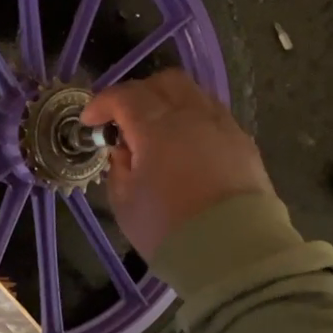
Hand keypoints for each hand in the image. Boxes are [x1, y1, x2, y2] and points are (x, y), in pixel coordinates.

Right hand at [80, 71, 271, 260]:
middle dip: (138, 94)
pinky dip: (192, 120)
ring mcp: (223, 126)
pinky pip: (213, 115)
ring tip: (156, 131)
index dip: (102, 104)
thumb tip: (123, 150)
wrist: (233, 250)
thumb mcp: (125, 203)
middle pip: (163, 82)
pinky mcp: (243, 143)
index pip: (125, 97)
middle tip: (123, 119)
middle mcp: (192, 115)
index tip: (89, 122)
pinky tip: (185, 145)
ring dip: (168, 103)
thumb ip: (119, 168)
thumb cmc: (168, 228)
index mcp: (157, 127)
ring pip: (193, 94)